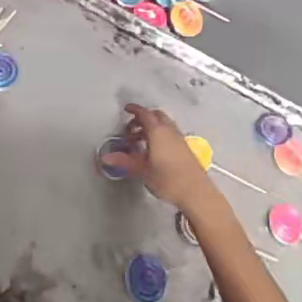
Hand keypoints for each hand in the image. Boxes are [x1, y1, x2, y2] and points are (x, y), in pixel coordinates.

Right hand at [99, 103, 217, 211]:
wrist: (195, 192)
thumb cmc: (168, 180)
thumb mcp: (142, 170)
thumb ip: (124, 161)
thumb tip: (106, 157)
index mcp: (158, 132)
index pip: (145, 114)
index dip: (135, 110)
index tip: (127, 109)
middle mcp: (170, 131)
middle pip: (156, 116)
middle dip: (143, 118)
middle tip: (131, 128)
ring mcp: (179, 139)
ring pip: (164, 124)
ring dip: (152, 126)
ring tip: (140, 140)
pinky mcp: (185, 148)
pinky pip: (170, 133)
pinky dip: (160, 134)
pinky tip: (154, 149)